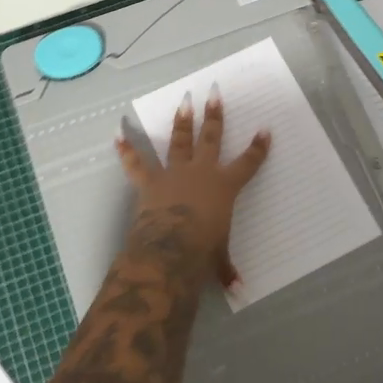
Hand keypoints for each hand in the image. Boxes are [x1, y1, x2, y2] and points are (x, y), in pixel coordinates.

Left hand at [115, 87, 270, 291]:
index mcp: (224, 187)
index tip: (265, 130)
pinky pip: (137, 164)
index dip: (258, 148)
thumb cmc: (203, 249)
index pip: (247, 164)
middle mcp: (202, 172)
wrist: (171, 246)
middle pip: (211, 138)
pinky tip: (118, 133)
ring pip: (179, 141)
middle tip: (214, 93)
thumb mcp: (218, 259)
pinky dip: (126, 150)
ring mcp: (174, 173)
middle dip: (215, 115)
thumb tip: (238, 289)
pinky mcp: (150, 181)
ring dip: (182, 121)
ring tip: (184, 100)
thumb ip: (225, 268)